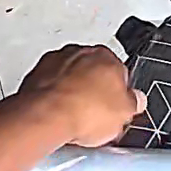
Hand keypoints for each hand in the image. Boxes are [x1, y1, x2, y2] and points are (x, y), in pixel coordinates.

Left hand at [16, 45, 145, 147]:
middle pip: (93, 73)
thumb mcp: (125, 114)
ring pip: (69, 77)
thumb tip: (136, 100)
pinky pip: (50, 86)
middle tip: (95, 115)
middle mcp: (80, 52)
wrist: (46, 116)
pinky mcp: (35, 74)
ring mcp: (56, 62)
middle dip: (94, 91)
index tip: (116, 108)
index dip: (119, 94)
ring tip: (74, 119)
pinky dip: (52, 97)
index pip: (120, 72)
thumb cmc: (82, 110)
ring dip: (72, 92)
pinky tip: (57, 116)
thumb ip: (133, 103)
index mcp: (106, 56)